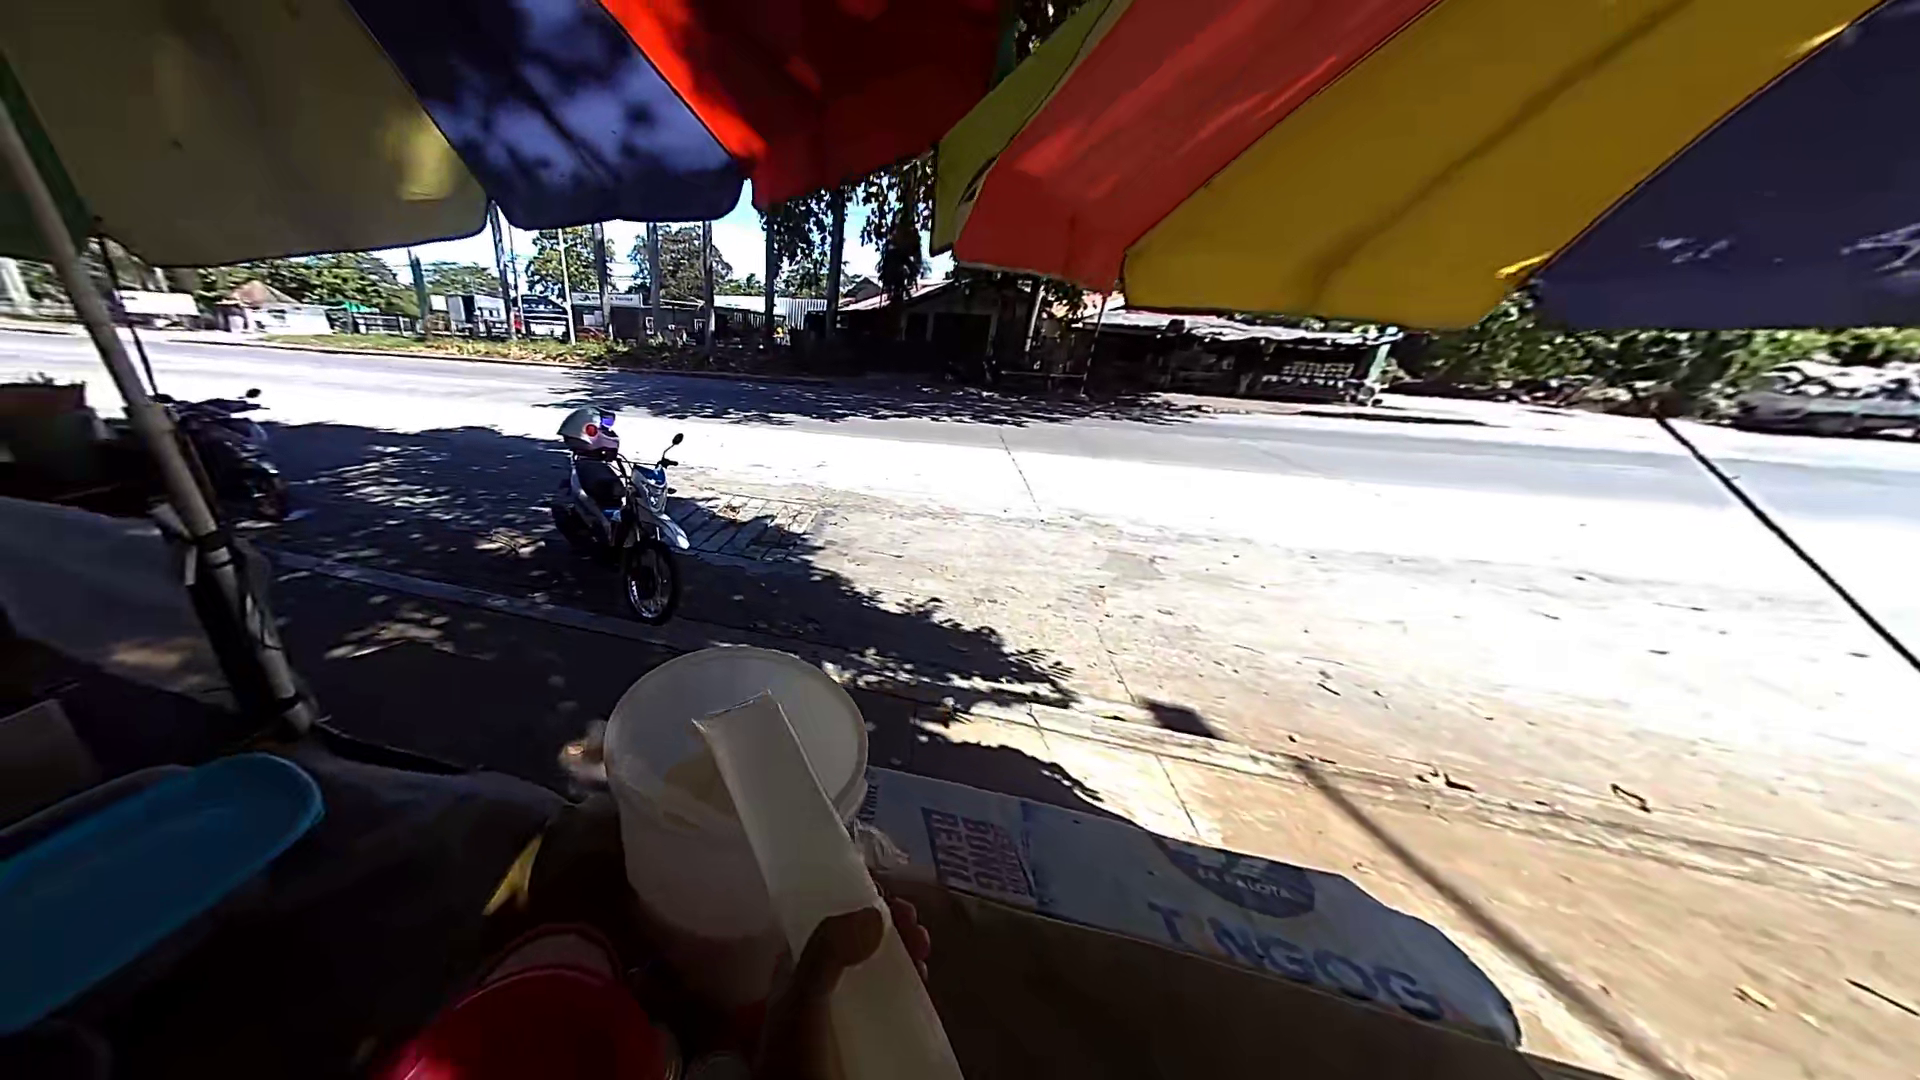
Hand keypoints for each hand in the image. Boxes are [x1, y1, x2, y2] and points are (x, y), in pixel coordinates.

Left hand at [754, 898, 929, 1079]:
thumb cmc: (798, 1064)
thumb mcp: (803, 1002)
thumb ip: (826, 954)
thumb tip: (874, 914)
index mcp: (798, 966)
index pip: (828, 913)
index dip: (859, 896)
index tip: (888, 897)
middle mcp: (822, 981)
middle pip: (861, 934)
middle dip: (891, 920)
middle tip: (913, 923)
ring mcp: (846, 1009)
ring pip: (880, 961)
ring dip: (904, 945)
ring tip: (923, 947)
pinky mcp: (869, 1034)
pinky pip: (894, 995)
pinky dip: (911, 978)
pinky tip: (923, 978)